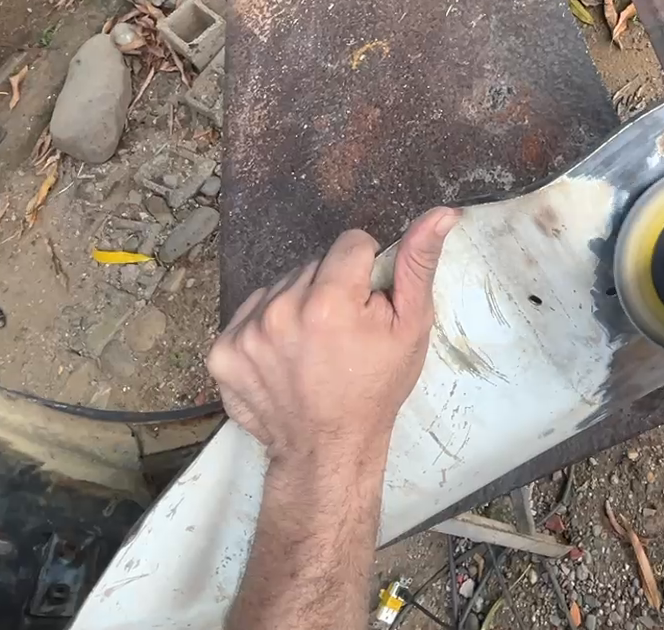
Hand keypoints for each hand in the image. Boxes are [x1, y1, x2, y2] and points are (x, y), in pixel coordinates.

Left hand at [207, 207, 458, 474]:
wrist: (328, 450)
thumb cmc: (378, 386)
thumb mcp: (412, 325)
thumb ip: (418, 262)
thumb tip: (441, 213)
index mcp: (330, 300)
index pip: (351, 243)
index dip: (366, 269)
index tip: (368, 304)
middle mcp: (281, 310)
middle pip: (315, 264)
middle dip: (332, 285)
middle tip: (344, 329)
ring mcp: (245, 332)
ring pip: (284, 285)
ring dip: (300, 303)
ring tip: (315, 342)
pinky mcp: (221, 351)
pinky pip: (251, 311)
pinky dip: (269, 324)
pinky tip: (286, 352)